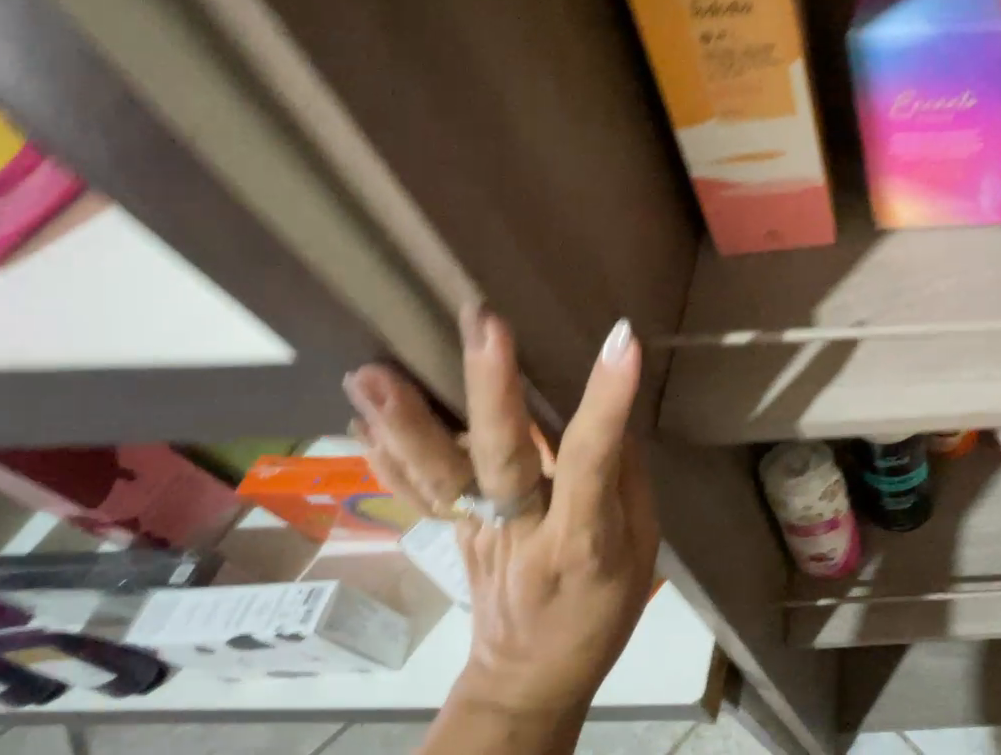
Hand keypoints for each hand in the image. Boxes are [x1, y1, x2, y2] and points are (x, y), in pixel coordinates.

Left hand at [344, 310, 658, 716]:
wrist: (530, 679)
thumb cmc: (602, 613)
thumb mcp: (642, 551)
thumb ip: (622, 483)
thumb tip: (606, 413)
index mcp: (582, 539)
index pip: (593, 461)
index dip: (607, 400)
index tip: (621, 339)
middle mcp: (520, 533)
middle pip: (499, 459)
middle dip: (492, 387)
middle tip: (482, 322)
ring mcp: (474, 535)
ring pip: (437, 477)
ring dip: (405, 422)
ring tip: (370, 372)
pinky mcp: (448, 536)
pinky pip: (414, 495)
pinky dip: (385, 453)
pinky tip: (358, 414)